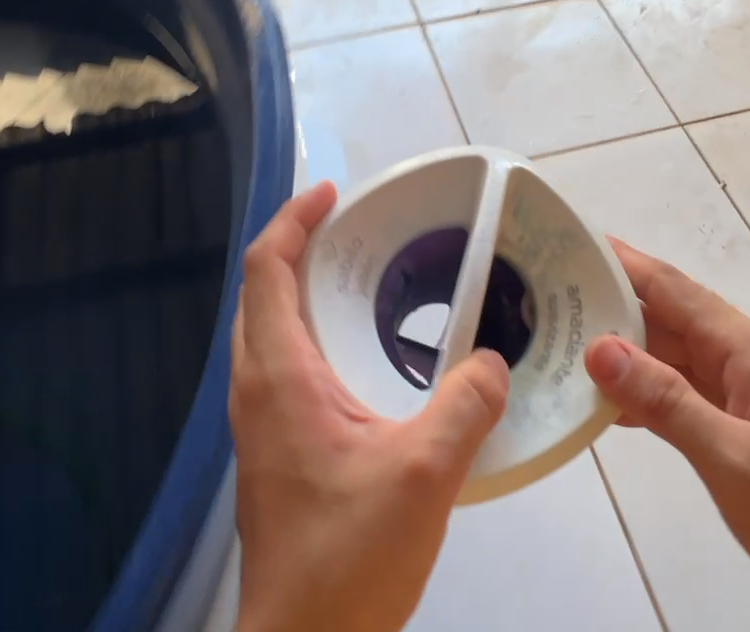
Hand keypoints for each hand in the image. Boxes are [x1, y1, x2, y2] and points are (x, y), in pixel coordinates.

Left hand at [229, 182, 510, 631]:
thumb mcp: (425, 473)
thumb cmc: (348, 555)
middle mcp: (258, 386)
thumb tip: (490, 360)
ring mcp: (261, 419)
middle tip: (357, 231)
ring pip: (270, 329)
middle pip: (262, 291)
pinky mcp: (276, 446)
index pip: (266, 269)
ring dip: (305, 290)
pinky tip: (364, 354)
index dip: (293, 219)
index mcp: (278, 374)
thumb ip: (465, 404)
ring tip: (364, 278)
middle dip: (300, 247)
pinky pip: (286, 364)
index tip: (332, 194)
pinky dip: (315, 333)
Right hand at [586, 240, 749, 631]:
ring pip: (674, 358)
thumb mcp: (740, 463)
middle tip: (540, 296)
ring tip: (556, 344)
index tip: (564, 240)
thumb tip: (598, 345)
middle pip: (668, 317)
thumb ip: (667, 403)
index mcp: (749, 350)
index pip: (672, 287)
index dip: (619, 260)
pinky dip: (645, 395)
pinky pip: (686, 396)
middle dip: (607, 302)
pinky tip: (607, 407)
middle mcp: (748, 361)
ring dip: (622, 351)